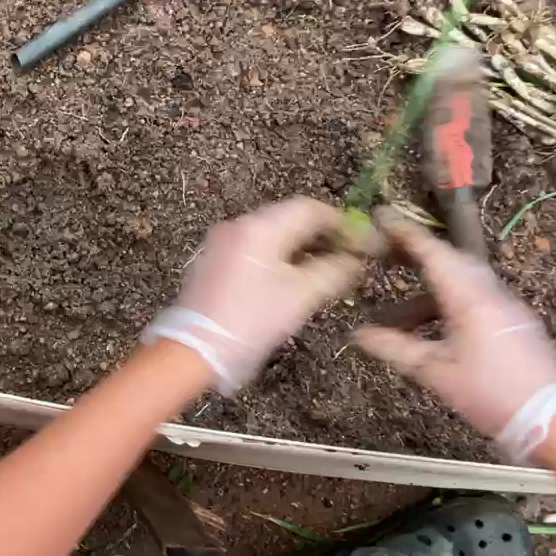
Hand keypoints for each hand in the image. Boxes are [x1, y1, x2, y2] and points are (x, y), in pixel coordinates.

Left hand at [142, 197, 362, 393]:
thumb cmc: (250, 321)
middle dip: (318, 234)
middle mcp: (236, 226)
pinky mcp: (211, 259)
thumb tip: (353, 259)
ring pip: (268, 233)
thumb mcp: (302, 296)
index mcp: (259, 228)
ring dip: (297, 245)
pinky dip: (274, 254)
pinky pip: (251, 247)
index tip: (359, 241)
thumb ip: (334, 270)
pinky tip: (289, 276)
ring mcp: (219, 242)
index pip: (308, 208)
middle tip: (345, 255)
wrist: (195, 347)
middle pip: (286, 217)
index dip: (339, 222)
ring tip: (322, 267)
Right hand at [352, 209, 555, 459]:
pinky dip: (447, 302)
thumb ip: (395, 348)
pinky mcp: (515, 325)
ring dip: (430, 286)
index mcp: (471, 300)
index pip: (435, 255)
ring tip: (401, 309)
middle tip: (387, 253)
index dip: (407, 235)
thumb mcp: (434, 372)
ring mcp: (508, 309)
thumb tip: (358, 334)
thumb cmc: (492, 393)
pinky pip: (476, 299)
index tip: (383, 218)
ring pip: (464, 282)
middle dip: (418, 254)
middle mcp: (492, 296)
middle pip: (452, 262)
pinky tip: (432, 325)